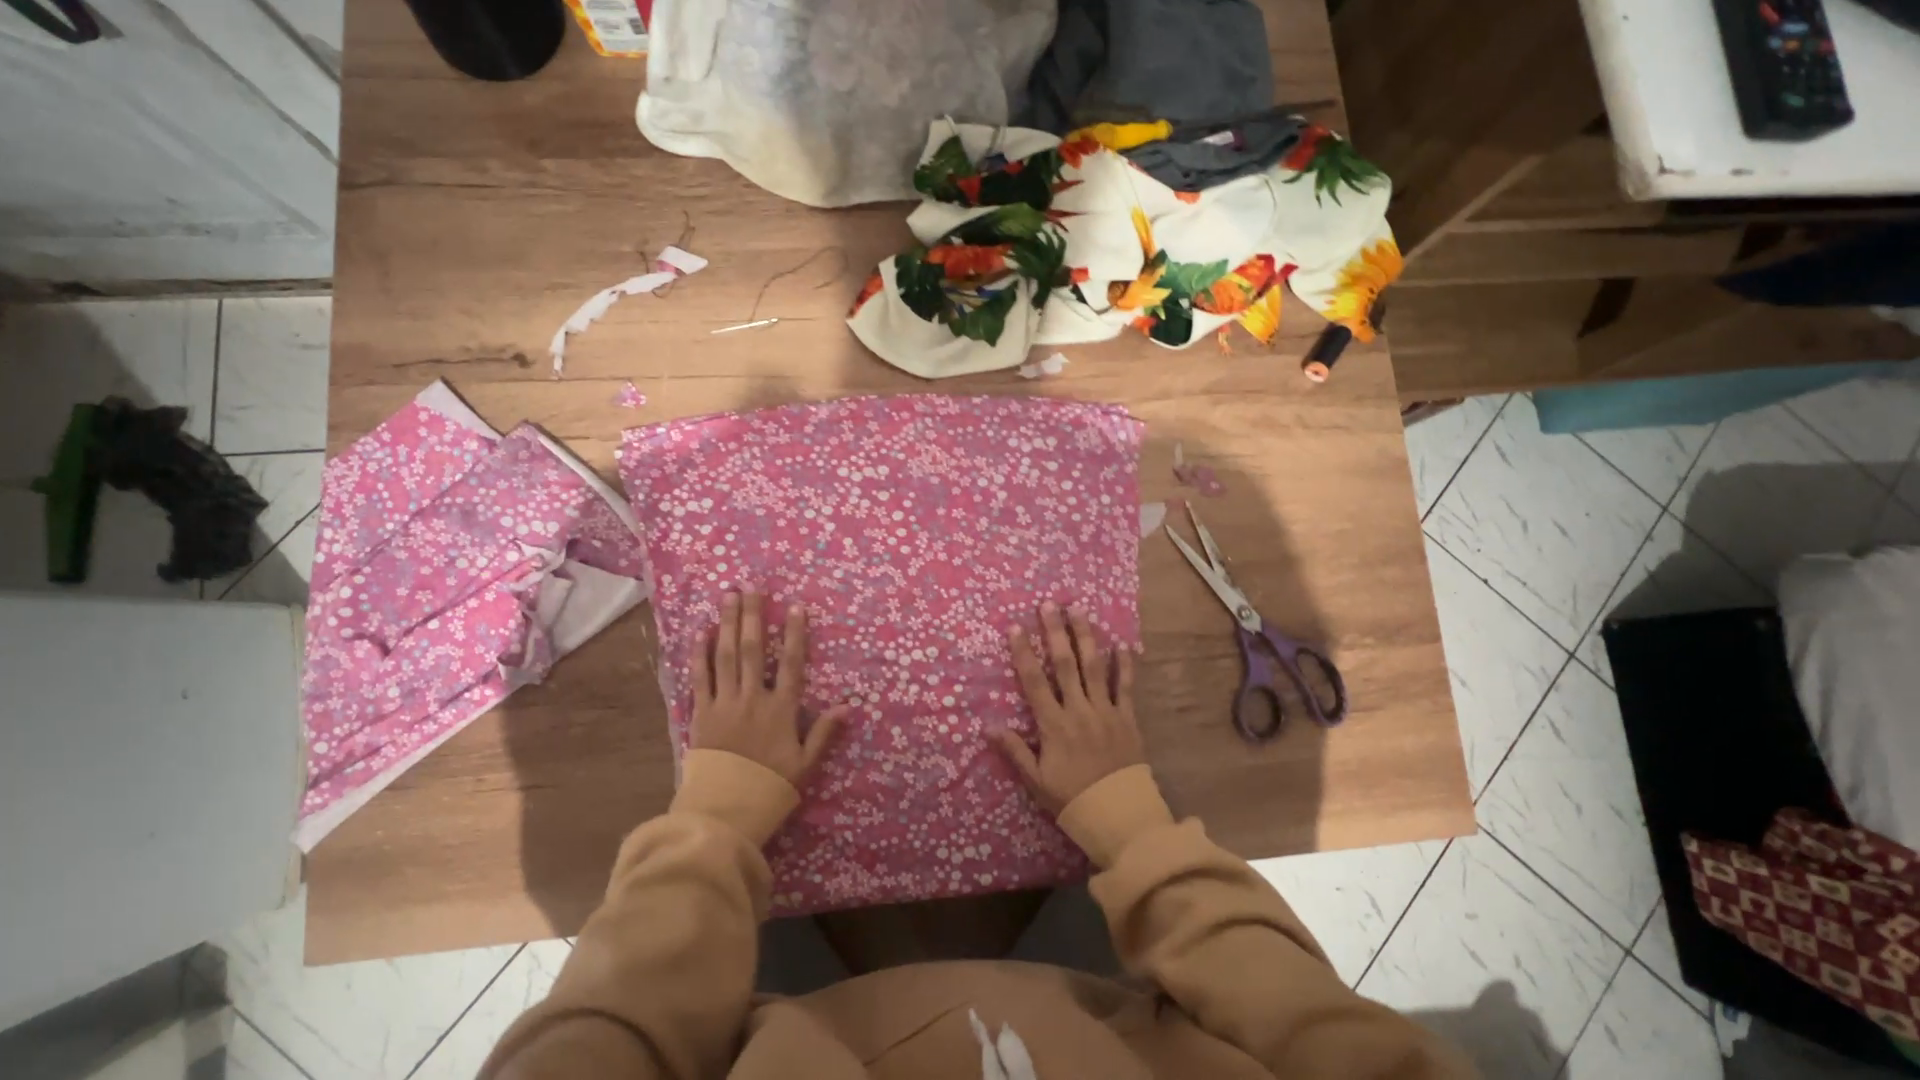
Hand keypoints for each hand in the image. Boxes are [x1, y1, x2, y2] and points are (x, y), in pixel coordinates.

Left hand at [691, 591, 844, 788]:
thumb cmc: (770, 788)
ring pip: (726, 655)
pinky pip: (700, 677)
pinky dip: (700, 653)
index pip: (792, 664)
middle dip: (754, 616)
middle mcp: (753, 699)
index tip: (795, 607)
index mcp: (781, 710)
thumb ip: (824, 733)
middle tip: (753, 588)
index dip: (795, 634)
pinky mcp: (701, 714)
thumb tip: (848, 706)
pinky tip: (702, 632)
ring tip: (729, 597)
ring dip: (728, 624)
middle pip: (753, 649)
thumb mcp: (805, 764)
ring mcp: (725, 703)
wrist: (726, 810)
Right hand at [992, 601, 1145, 812]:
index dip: (1023, 653)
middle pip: (1065, 664)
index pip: (1034, 681)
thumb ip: (1014, 751)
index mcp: (1053, 725)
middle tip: (1049, 604)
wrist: (1118, 814)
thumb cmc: (1071, 798)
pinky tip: (1122, 644)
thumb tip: (988, 727)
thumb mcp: (1036, 780)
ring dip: (1086, 637)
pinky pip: (1125, 687)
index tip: (1015, 627)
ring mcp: (1105, 712)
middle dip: (1055, 631)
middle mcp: (1079, 711)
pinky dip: (1123, 665)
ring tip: (1079, 610)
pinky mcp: (1127, 719)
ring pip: (1094, 667)